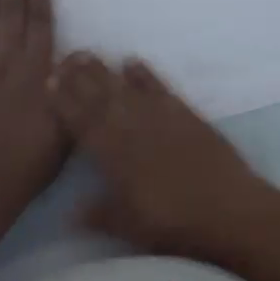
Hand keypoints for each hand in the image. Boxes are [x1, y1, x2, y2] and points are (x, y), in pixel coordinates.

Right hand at [49, 53, 279, 262]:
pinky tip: (132, 61)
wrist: (231, 211)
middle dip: (78, 77)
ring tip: (85, 53)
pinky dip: (144, 74)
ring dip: (104, 70)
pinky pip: (159, 87)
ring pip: (124, 88)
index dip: (64, 102)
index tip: (47, 81)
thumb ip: (101, 214)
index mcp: (115, 156)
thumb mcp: (132, 227)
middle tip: (61, 56)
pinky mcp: (186, 114)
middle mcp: (133, 129)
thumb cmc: (177, 225)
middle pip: (100, 98)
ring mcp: (161, 118)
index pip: (82, 123)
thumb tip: (71, 211)